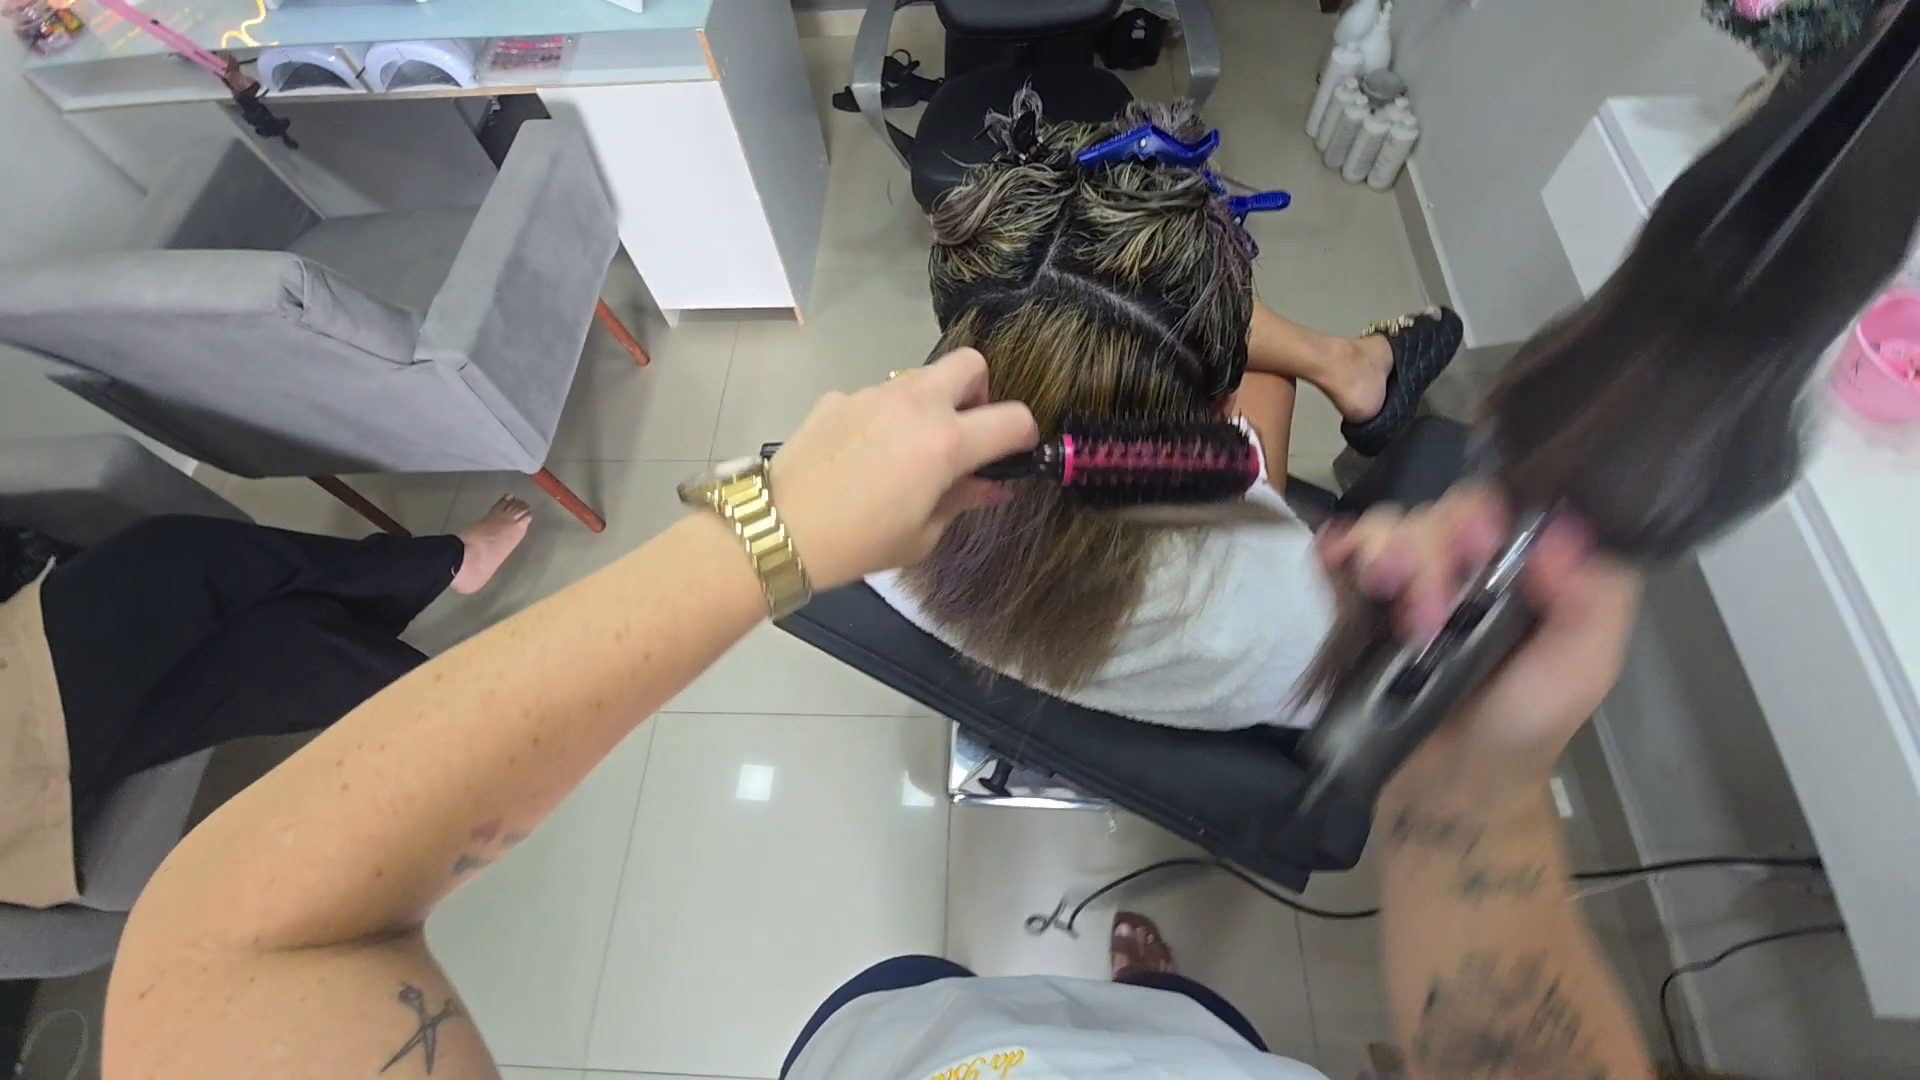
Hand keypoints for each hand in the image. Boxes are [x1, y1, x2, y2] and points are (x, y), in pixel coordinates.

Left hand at [770, 349, 1038, 588]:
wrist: (778, 528)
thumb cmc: (859, 544)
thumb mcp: (922, 535)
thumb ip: (962, 500)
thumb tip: (991, 487)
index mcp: (946, 442)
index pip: (1013, 418)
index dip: (1024, 436)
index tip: (1014, 454)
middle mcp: (915, 404)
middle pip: (970, 364)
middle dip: (980, 392)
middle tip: (963, 432)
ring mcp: (873, 394)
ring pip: (920, 377)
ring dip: (930, 403)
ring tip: (906, 448)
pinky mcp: (838, 397)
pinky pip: (877, 397)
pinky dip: (884, 417)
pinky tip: (861, 454)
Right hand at [1315, 486, 1641, 804]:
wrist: (1446, 778)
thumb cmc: (1521, 725)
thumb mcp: (1581, 668)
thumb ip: (1592, 601)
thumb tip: (1558, 529)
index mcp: (1515, 569)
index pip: (1491, 507)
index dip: (1477, 515)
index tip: (1476, 547)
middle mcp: (1458, 565)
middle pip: (1429, 516)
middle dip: (1425, 556)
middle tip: (1426, 618)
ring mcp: (1401, 582)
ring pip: (1381, 530)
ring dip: (1378, 554)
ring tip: (1382, 596)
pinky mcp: (1354, 602)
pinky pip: (1336, 557)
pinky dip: (1331, 548)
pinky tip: (1332, 557)